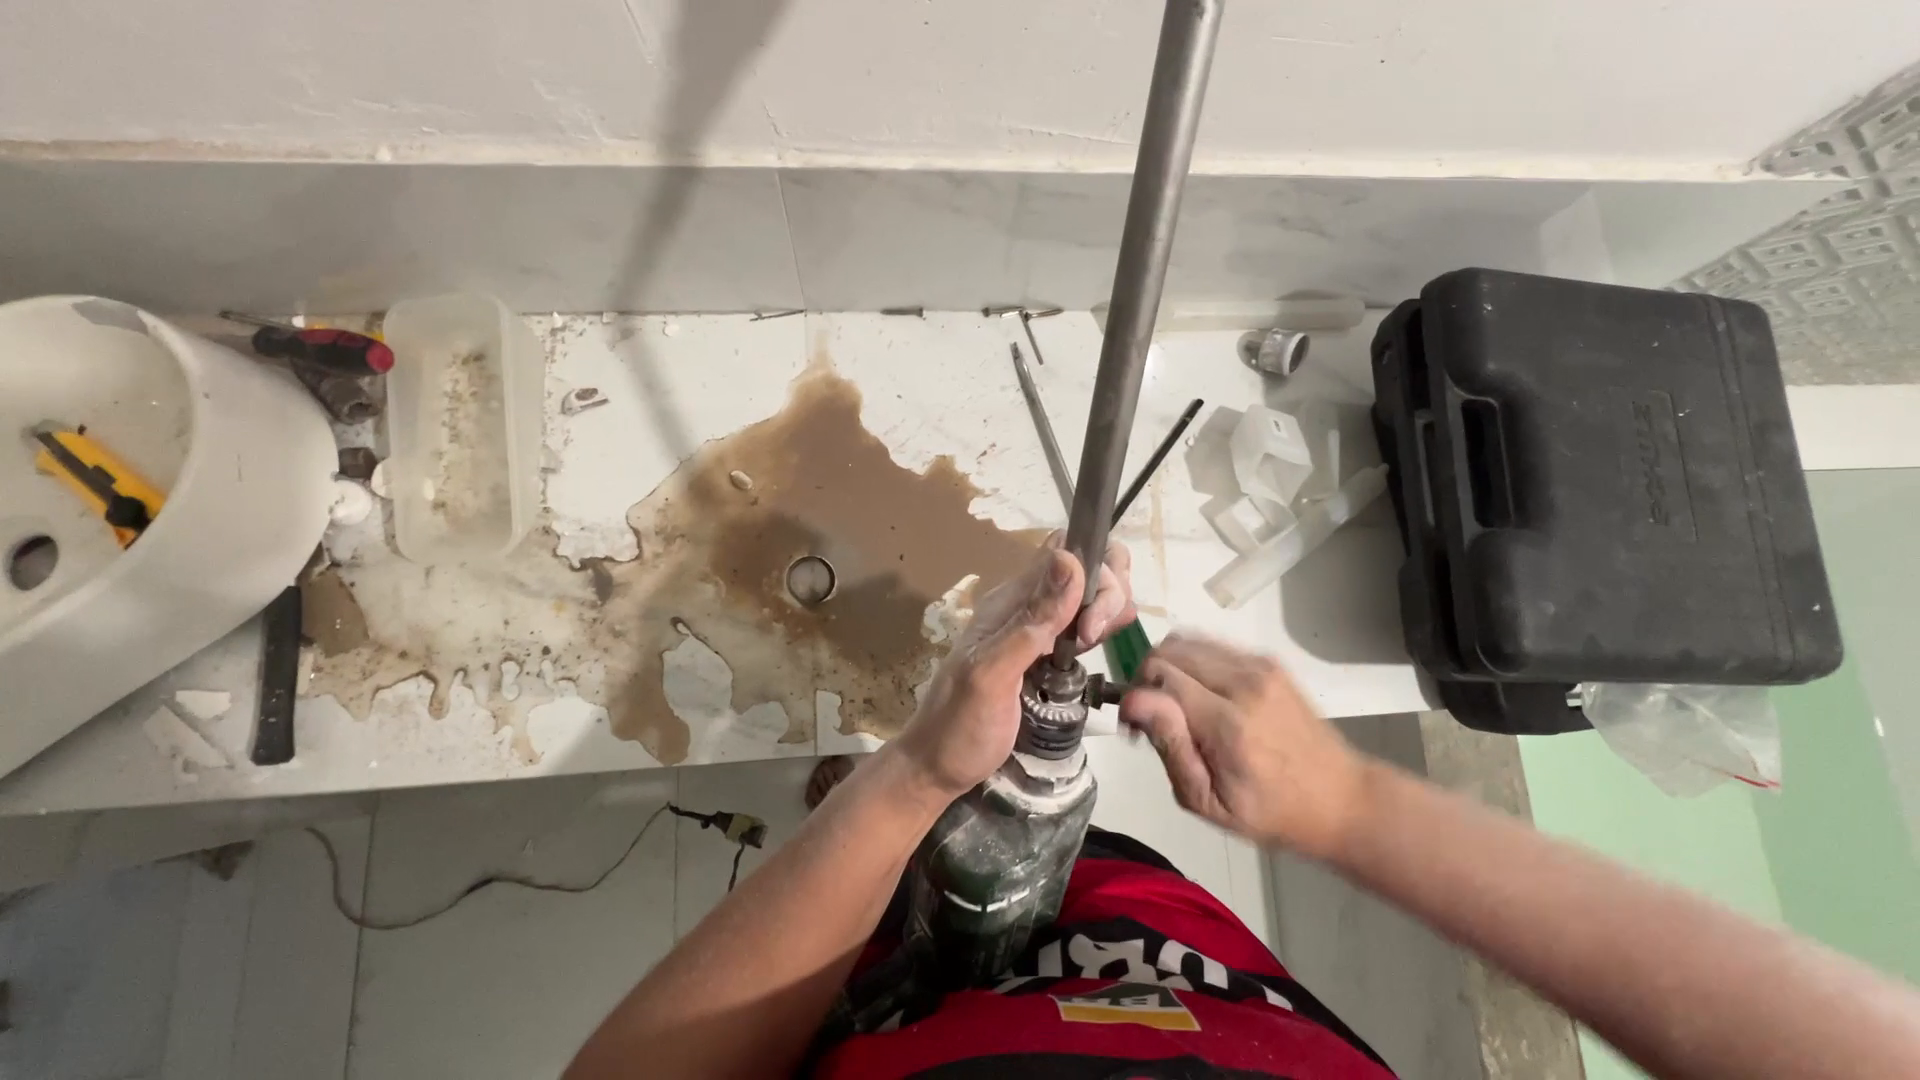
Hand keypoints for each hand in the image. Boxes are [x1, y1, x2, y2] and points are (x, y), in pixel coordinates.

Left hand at [893, 537, 1133, 799]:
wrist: (937, 767)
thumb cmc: (959, 726)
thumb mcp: (992, 674)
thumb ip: (1032, 621)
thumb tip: (1070, 559)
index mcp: (1009, 601)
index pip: (1063, 550)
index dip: (1093, 569)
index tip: (1091, 620)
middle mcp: (1025, 605)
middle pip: (1084, 567)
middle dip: (1108, 591)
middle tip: (1095, 640)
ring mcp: (1037, 629)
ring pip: (1087, 593)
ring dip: (1107, 610)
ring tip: (1095, 649)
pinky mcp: (1047, 653)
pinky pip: (1083, 622)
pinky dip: (1101, 628)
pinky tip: (1096, 653)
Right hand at [1118, 634, 1366, 858]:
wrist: (1339, 798)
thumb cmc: (1269, 812)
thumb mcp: (1207, 801)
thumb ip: (1170, 746)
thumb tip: (1134, 702)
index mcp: (1227, 723)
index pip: (1158, 679)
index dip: (1134, 700)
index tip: (1135, 730)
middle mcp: (1243, 683)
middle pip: (1167, 652)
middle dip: (1146, 681)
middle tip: (1152, 718)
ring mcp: (1259, 667)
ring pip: (1185, 642)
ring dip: (1167, 668)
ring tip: (1174, 704)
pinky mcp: (1268, 661)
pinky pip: (1210, 645)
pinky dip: (1192, 662)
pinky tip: (1200, 695)